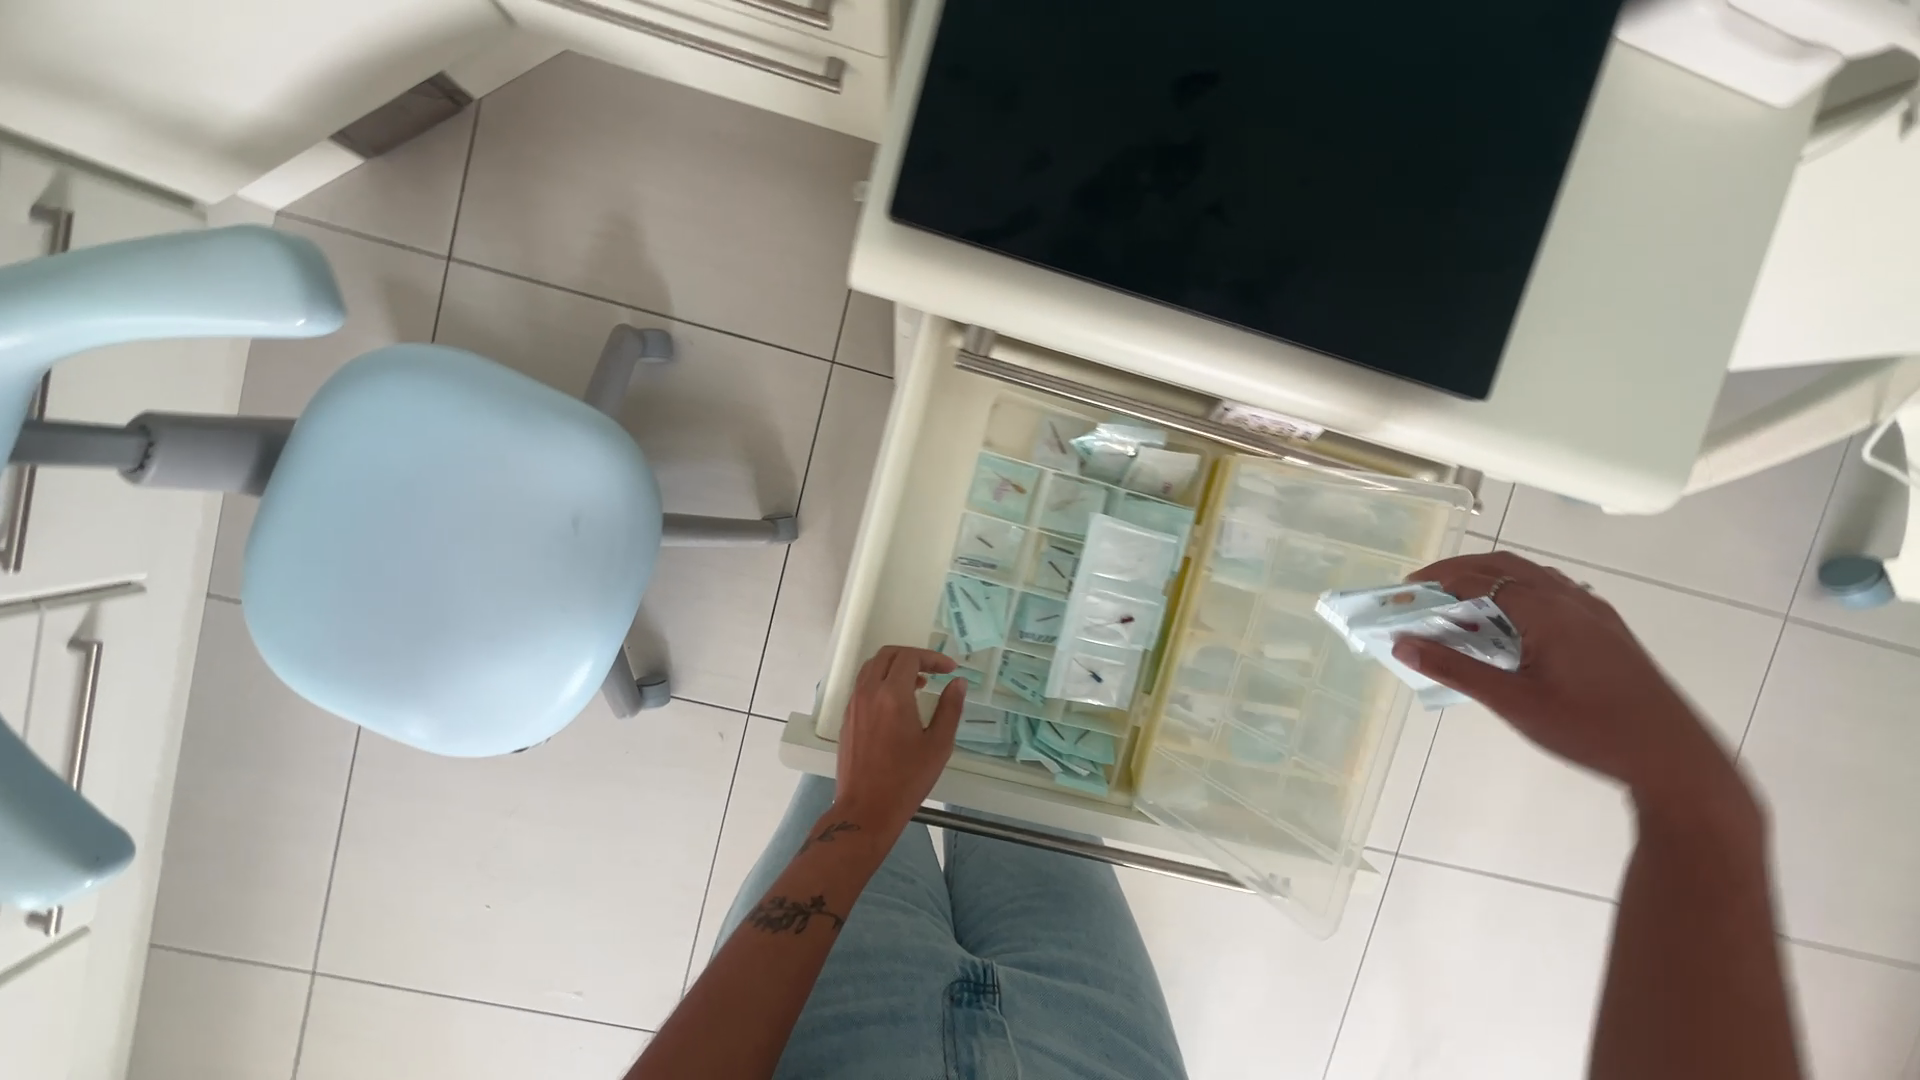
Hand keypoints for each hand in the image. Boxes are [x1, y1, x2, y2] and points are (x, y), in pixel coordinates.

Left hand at [834, 646, 965, 833]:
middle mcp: (868, 693)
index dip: (932, 658)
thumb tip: (958, 683)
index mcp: (892, 695)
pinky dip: (882, 680)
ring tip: (919, 683)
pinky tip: (898, 702)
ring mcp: (854, 704)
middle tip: (934, 670)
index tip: (949, 669)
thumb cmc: (907, 780)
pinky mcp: (847, 717)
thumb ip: (950, 708)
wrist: (866, 809)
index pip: (910, 657)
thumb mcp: (938, 745)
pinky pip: (864, 685)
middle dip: (913, 656)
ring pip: (872, 667)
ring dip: (895, 666)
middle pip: (888, 654)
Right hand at [1391, 552, 1751, 816]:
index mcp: (1547, 610)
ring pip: (1533, 576)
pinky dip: (1518, 593)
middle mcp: (1572, 600)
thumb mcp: (1513, 702)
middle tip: (1424, 592)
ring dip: (1491, 580)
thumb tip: (1402, 644)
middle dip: (1460, 571)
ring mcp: (1595, 614)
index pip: (1479, 578)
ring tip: (1459, 605)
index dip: (1437, 581)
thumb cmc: (1589, 729)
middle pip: (1506, 566)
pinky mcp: (1608, 631)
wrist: (1676, 761)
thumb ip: (1455, 669)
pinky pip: (1554, 593)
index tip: (1404, 594)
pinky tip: (1510, 623)